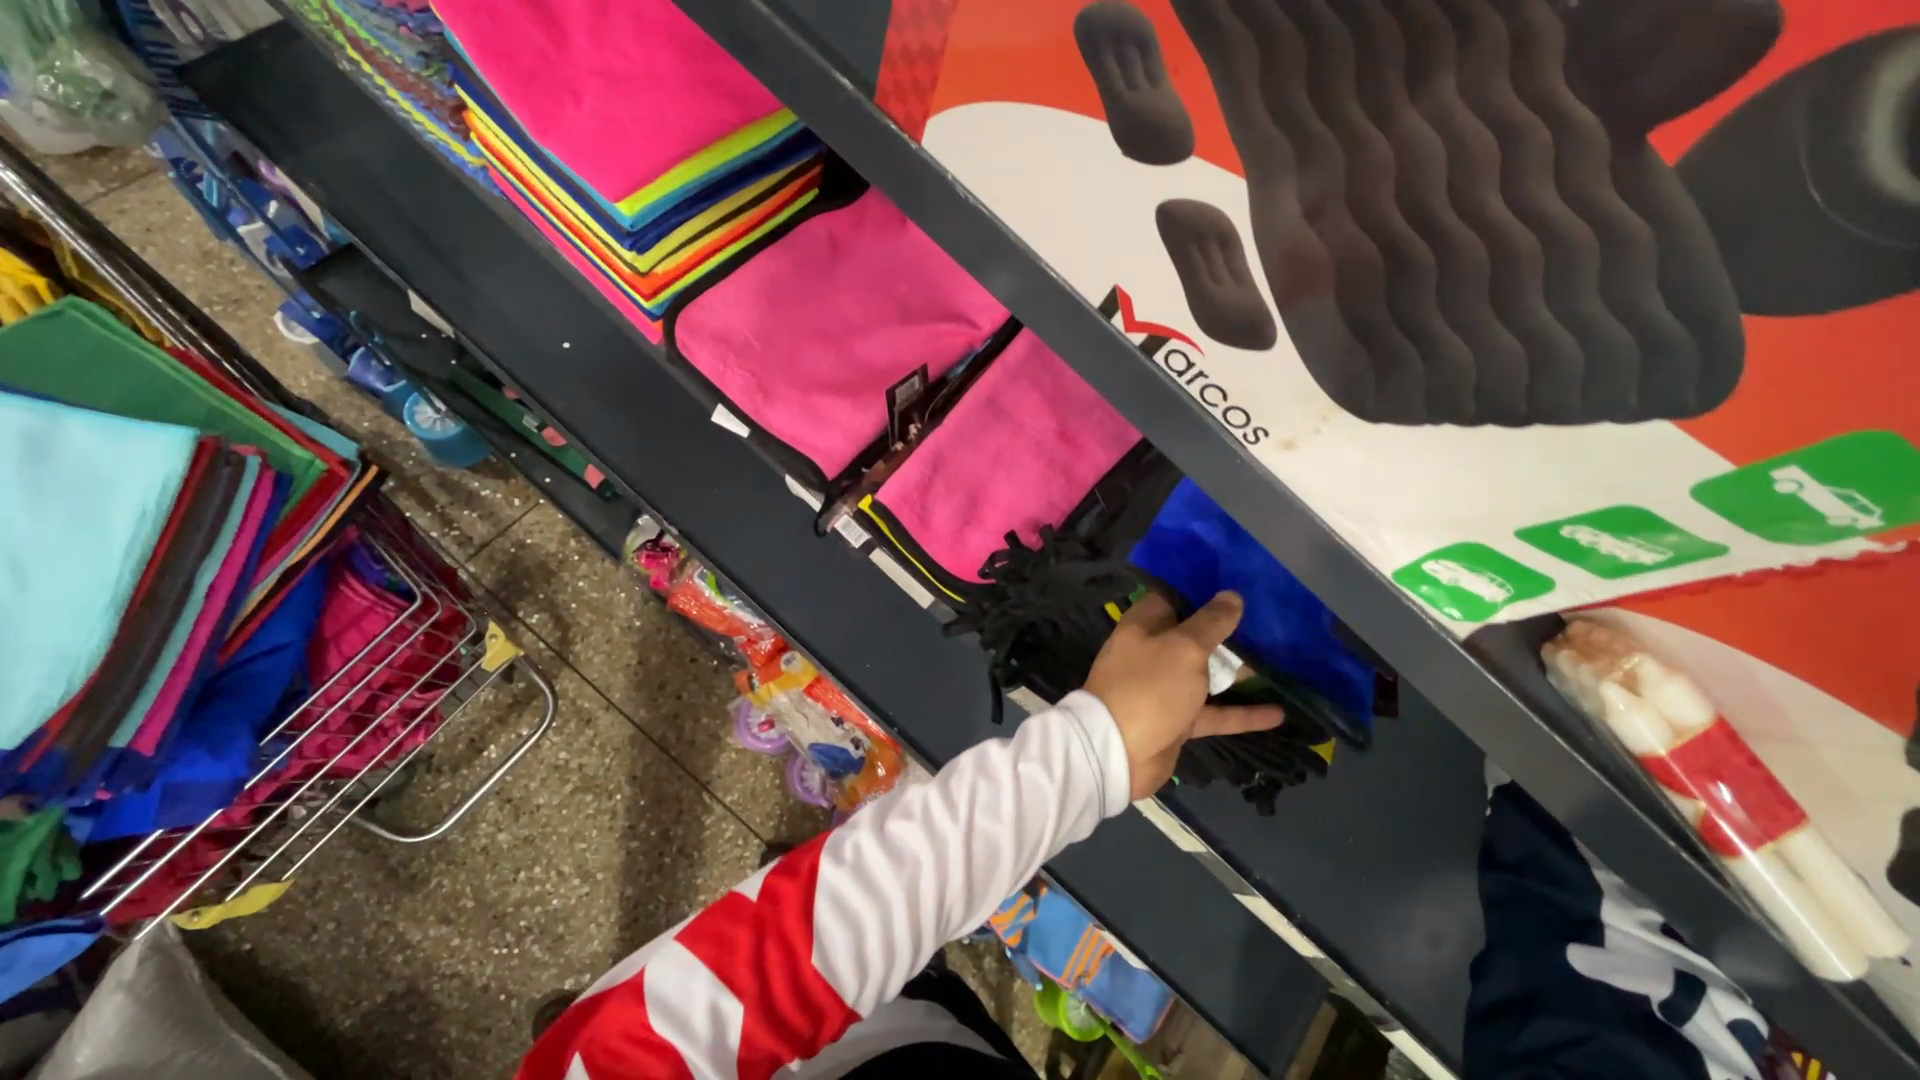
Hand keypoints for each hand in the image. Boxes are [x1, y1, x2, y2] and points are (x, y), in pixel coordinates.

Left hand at [1083, 590, 1284, 799]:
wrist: (1118, 754)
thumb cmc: (1148, 688)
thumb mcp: (1183, 649)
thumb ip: (1210, 623)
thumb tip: (1231, 595)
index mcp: (1145, 626)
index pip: (1174, 596)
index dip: (1203, 588)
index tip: (1239, 580)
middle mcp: (1154, 652)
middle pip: (1195, 635)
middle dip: (1230, 629)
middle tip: (1272, 619)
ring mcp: (1167, 688)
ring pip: (1208, 674)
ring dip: (1239, 670)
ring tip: (1283, 660)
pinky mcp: (1179, 720)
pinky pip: (1216, 712)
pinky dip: (1243, 713)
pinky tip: (1279, 713)